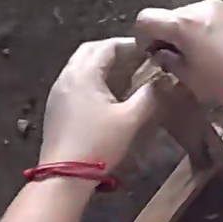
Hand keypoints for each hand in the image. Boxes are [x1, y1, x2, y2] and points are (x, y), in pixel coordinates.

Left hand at [38, 38, 159, 168]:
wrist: (64, 176)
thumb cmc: (99, 144)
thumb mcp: (131, 119)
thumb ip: (150, 96)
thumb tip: (165, 80)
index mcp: (84, 74)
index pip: (107, 46)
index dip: (130, 45)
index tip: (150, 51)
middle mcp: (67, 77)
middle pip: (90, 51)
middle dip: (115, 50)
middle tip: (139, 59)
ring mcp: (58, 92)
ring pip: (81, 65)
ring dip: (104, 64)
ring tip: (128, 74)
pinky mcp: (57, 107)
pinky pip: (77, 80)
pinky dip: (95, 77)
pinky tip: (110, 93)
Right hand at [133, 0, 222, 114]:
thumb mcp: (192, 79)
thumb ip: (171, 61)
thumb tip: (163, 52)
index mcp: (183, 23)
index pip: (147, 19)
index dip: (144, 37)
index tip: (154, 54)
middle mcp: (202, 6)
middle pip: (174, 15)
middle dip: (171, 34)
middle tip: (182, 58)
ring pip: (198, 14)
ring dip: (195, 30)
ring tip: (210, 55)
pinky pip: (220, 16)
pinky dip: (216, 28)